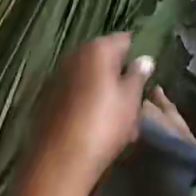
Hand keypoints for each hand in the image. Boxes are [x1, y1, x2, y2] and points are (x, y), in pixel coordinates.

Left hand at [25, 33, 154, 195]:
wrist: (61, 156)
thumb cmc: (103, 123)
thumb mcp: (130, 100)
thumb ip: (138, 76)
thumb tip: (145, 58)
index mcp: (97, 49)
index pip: (122, 40)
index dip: (135, 55)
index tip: (144, 75)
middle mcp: (75, 53)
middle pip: (105, 59)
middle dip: (120, 78)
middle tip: (134, 105)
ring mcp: (60, 72)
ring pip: (91, 77)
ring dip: (105, 92)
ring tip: (120, 123)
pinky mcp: (50, 93)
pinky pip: (76, 90)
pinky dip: (88, 101)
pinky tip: (97, 126)